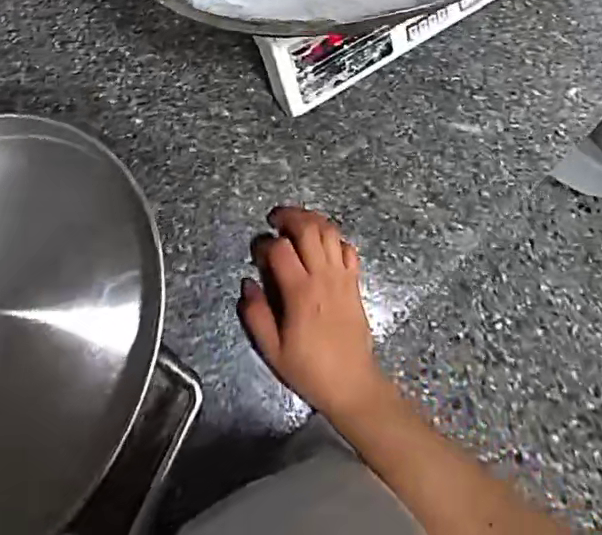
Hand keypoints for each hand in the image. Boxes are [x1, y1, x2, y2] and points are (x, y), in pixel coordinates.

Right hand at [238, 206, 395, 421]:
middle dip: (289, 216)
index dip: (265, 244)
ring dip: (312, 220)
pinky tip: (321, 243)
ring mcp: (342, 277)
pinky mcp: (354, 281)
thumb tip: (247, 284)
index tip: (257, 253)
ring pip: (330, 231)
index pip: (281, 249)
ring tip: (296, 222)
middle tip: (275, 219)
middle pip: (309, 228)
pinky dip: (333, 237)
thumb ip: (256, 315)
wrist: (353, 385)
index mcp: (301, 293)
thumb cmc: (309, 369)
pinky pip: (347, 247)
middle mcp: (323, 277)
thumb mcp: (272, 350)